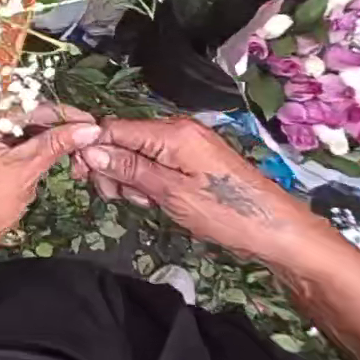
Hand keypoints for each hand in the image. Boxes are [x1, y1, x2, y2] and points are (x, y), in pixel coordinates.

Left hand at [0, 104, 102, 251]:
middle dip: (50, 119)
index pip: (21, 107)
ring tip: (70, 136)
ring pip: (14, 120)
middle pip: (17, 110)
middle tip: (81, 127)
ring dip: (41, 128)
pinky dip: (28, 137)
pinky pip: (6, 132)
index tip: (83, 119)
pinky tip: (50, 142)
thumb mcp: (26, 170)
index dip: (56, 112)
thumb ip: (55, 144)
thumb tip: (87, 129)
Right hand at [74, 116, 326, 263]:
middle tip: (118, 197)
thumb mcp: (170, 192)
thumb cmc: (225, 212)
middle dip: (111, 167)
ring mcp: (184, 142)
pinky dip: (145, 179)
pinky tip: (153, 198)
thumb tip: (90, 151)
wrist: (277, 231)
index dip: (92, 150)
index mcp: (171, 132)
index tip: (82, 177)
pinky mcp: (190, 157)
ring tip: (142, 202)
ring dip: (128, 176)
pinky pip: (152, 160)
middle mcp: (176, 129)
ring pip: (134, 152)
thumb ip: (129, 168)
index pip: (113, 128)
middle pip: (121, 139)